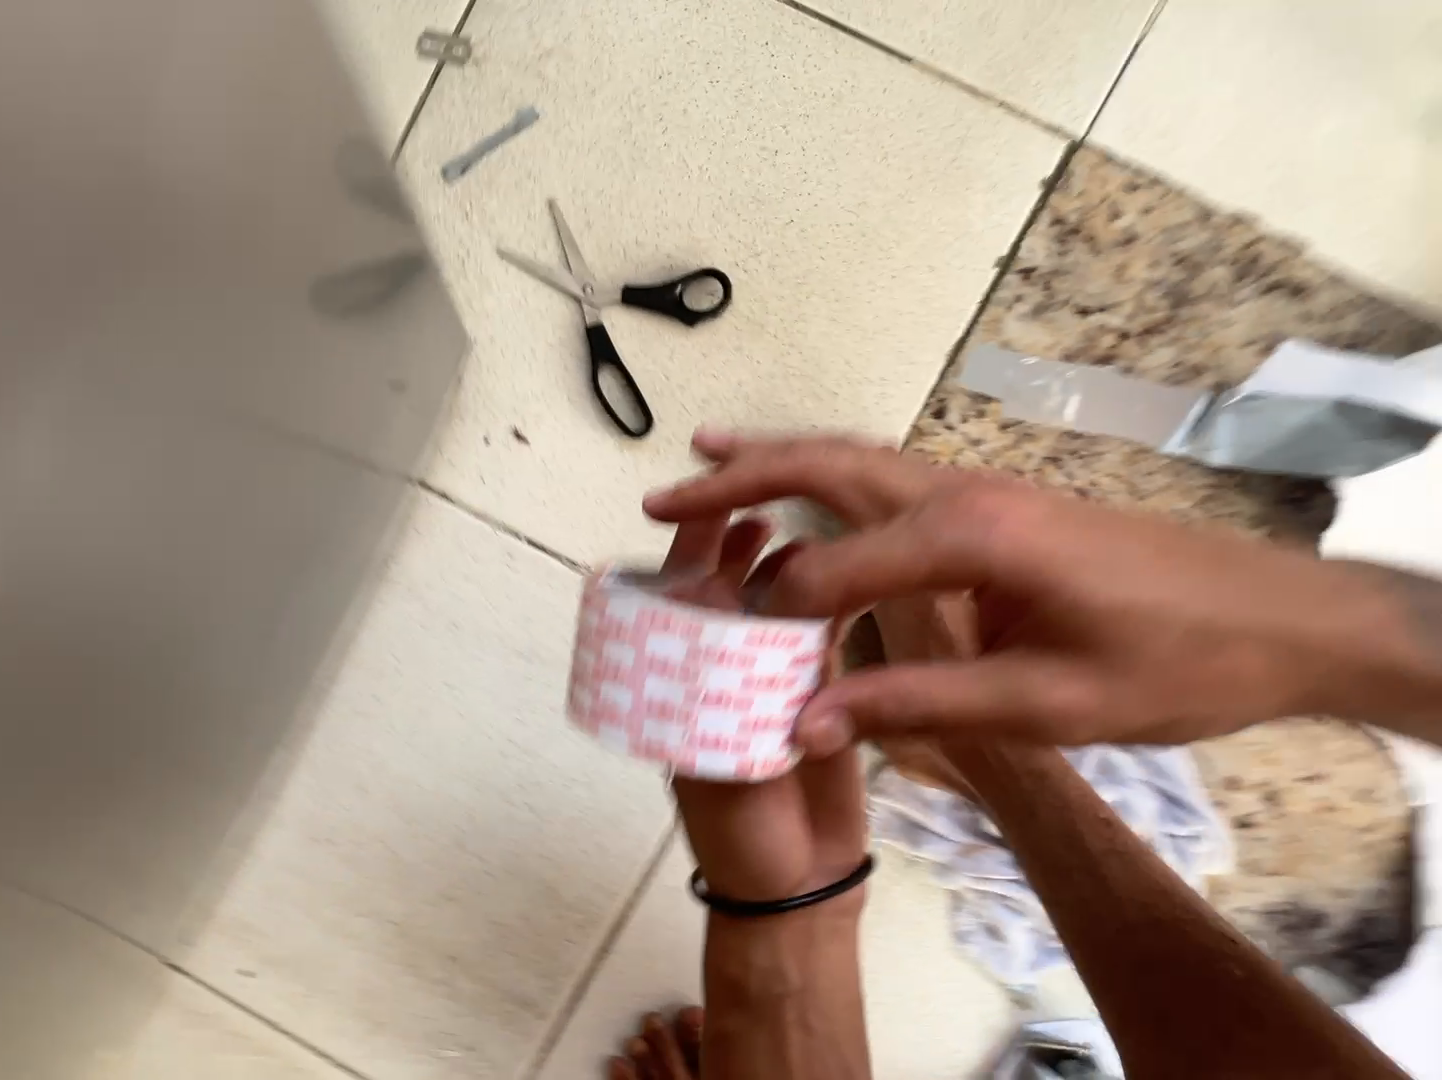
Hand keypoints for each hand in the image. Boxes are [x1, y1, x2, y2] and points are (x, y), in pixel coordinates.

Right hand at [644, 430, 1441, 755]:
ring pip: (842, 454)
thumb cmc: (1175, 663)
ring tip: (700, 458)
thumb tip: (804, 725)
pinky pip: (871, 468)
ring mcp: (966, 483)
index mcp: (969, 538)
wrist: (1282, 616)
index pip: (833, 568)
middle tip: (661, 500)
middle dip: (733, 481)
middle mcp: (955, 491)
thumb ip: (915, 706)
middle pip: (819, 467)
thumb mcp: (1046, 704)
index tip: (730, 648)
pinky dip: (812, 466)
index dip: (775, 611)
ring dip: (766, 456)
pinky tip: (790, 478)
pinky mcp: (976, 495)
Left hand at [655, 515, 867, 904]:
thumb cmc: (734, 828)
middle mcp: (718, 672)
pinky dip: (824, 608)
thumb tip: (706, 593)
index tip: (698, 511)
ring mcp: (767, 681)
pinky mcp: (817, 695)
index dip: (686, 558)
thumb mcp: (706, 756)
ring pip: (771, 610)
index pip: (675, 605)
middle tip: (752, 507)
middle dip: (730, 551)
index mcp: (677, 682)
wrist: (795, 884)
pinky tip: (838, 578)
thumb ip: (710, 684)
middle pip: (723, 597)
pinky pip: (817, 641)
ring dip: (779, 572)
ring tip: (791, 533)